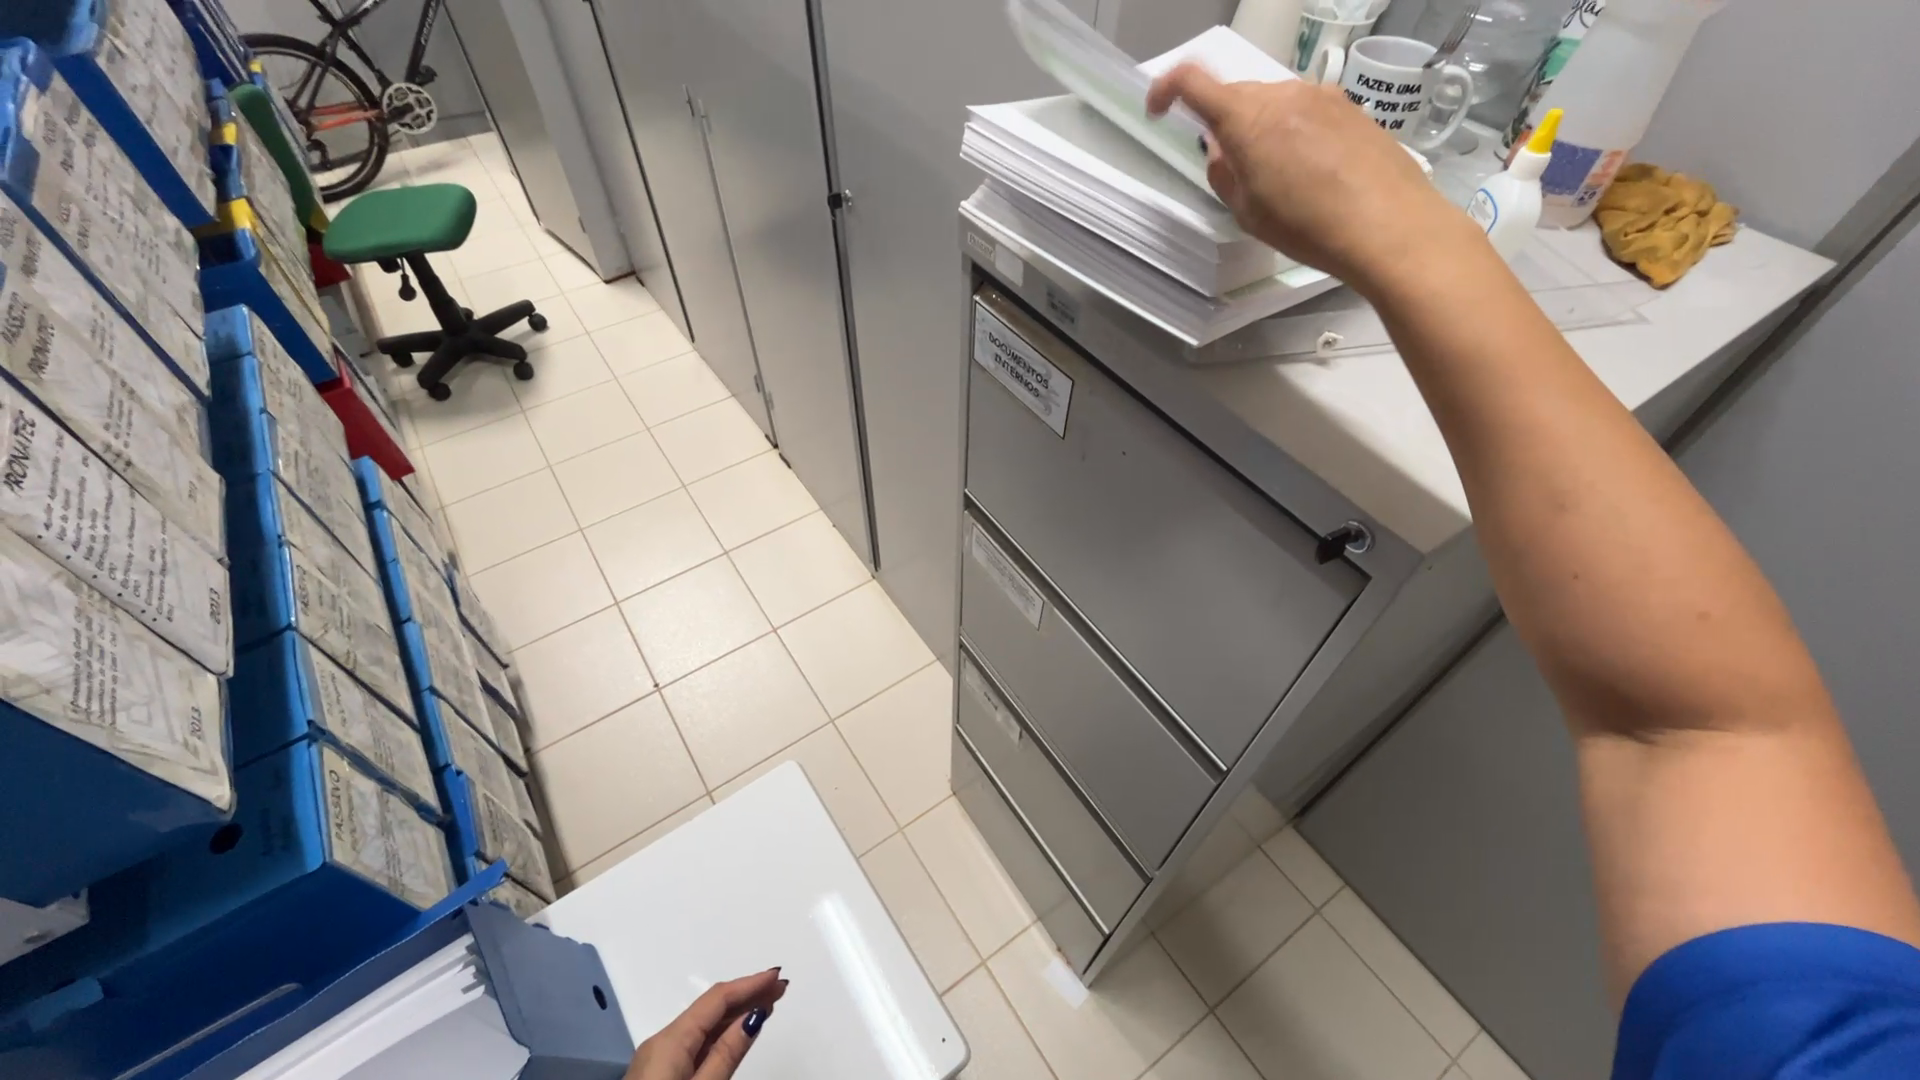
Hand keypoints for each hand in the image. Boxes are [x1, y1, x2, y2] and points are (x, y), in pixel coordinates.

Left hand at [624, 968, 789, 1079]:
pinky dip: (719, 1033)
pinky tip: (736, 1033)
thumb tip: (754, 1015)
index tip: (777, 977)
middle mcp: (661, 1042)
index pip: (716, 1000)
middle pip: (709, 1008)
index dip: (749, 984)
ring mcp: (657, 1059)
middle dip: (746, 995)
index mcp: (670, 1041)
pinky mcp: (657, 1074)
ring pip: (702, 1025)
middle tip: (780, 989)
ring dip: (735, 1013)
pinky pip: (694, 1042)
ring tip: (767, 1005)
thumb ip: (727, 1054)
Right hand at [1146, 64, 1479, 294]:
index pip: (1194, 81)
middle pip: (1236, 94)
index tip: (1160, 110)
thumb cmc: (1308, 225)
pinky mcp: (1349, 107)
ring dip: (1261, 131)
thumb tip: (1222, 150)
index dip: (1167, 89)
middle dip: (1222, 124)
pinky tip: (1309, 174)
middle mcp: (1282, 94)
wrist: (1388, 225)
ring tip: (1276, 180)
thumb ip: (1226, 173)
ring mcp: (1320, 96)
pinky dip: (1292, 134)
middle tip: (1231, 171)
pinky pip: (1304, 112)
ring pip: (1272, 104)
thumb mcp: (1248, 212)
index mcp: (1246, 117)